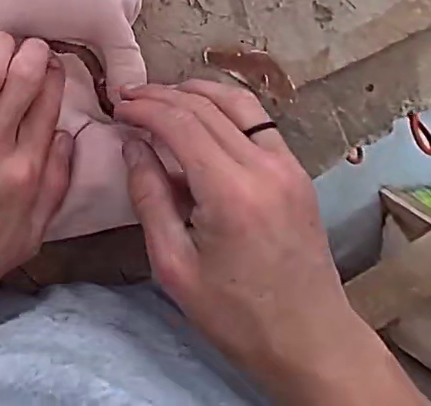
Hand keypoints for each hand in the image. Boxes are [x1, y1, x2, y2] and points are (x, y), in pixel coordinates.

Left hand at [0, 32, 73, 311]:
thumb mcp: (30, 234)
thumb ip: (56, 184)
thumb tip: (66, 136)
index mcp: (24, 170)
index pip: (48, 101)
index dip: (53, 73)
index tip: (51, 63)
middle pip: (23, 78)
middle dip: (33, 50)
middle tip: (31, 45)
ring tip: (2, 41)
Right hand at [116, 81, 423, 403]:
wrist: (311, 340)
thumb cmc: (238, 317)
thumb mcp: (176, 269)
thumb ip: (150, 198)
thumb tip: (133, 145)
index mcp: (232, 193)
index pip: (181, 125)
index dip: (146, 108)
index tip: (119, 106)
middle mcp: (264, 165)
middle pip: (206, 106)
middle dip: (163, 95)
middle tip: (131, 96)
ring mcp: (287, 162)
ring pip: (236, 101)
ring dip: (196, 90)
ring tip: (162, 94)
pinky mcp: (297, 167)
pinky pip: (258, 120)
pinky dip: (225, 106)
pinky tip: (204, 113)